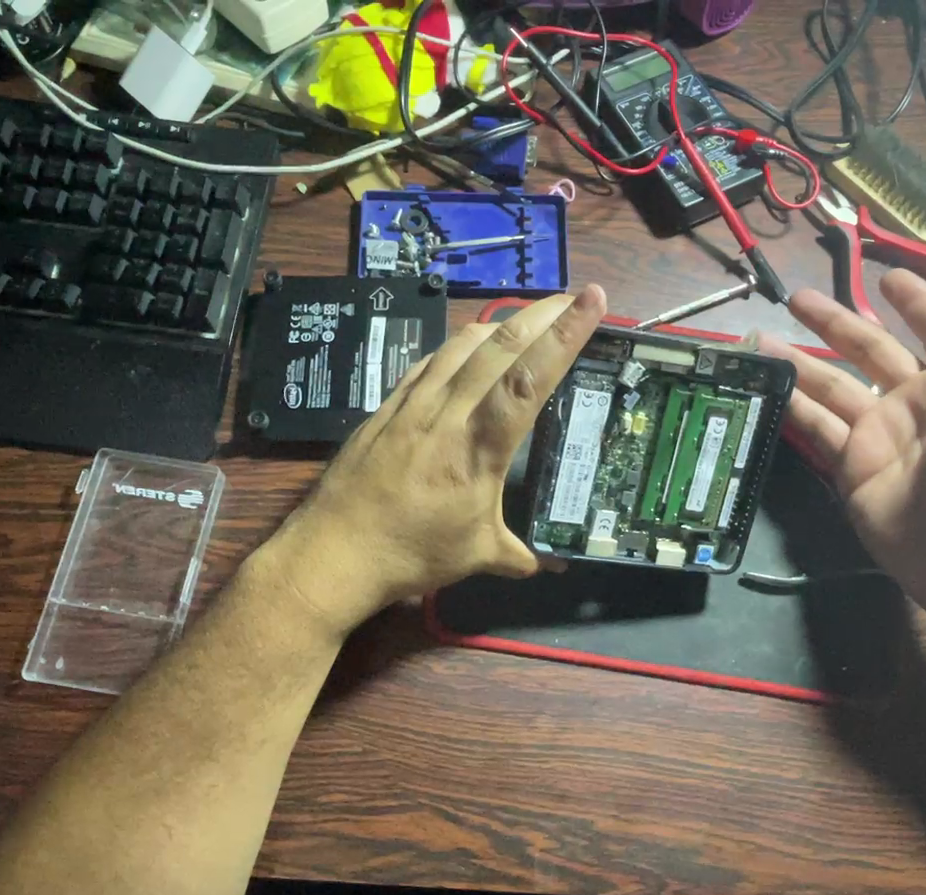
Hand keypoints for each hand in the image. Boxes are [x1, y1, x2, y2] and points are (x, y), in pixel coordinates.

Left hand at [253, 287, 607, 635]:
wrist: (334, 551)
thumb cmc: (411, 555)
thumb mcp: (475, 556)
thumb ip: (516, 554)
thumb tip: (549, 565)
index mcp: (477, 450)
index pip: (528, 381)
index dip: (563, 337)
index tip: (591, 300)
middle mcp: (446, 416)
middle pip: (498, 348)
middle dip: (540, 314)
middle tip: (569, 298)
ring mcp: (412, 406)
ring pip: (459, 346)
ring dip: (499, 323)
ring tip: (527, 314)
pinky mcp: (386, 408)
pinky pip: (427, 363)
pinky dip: (455, 346)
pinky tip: (466, 346)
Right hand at [759, 270, 925, 618]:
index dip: (915, 301)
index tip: (887, 274)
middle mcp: (917, 401)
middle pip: (869, 350)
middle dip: (835, 323)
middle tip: (798, 297)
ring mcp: (880, 434)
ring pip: (833, 387)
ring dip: (799, 363)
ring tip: (760, 340)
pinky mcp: (852, 466)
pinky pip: (819, 430)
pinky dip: (792, 410)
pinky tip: (767, 388)